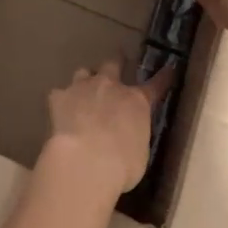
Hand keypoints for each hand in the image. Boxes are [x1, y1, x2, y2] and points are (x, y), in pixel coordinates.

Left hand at [42, 61, 170, 195]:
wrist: (85, 160)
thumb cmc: (122, 165)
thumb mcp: (139, 152)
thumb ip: (133, 135)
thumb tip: (127, 135)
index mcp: (136, 102)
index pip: (155, 86)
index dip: (163, 78)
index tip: (169, 68)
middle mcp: (110, 87)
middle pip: (113, 64)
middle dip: (116, 62)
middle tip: (116, 64)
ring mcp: (82, 87)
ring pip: (84, 72)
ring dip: (86, 80)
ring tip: (83, 91)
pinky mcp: (58, 96)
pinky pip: (59, 94)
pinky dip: (61, 101)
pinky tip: (60, 112)